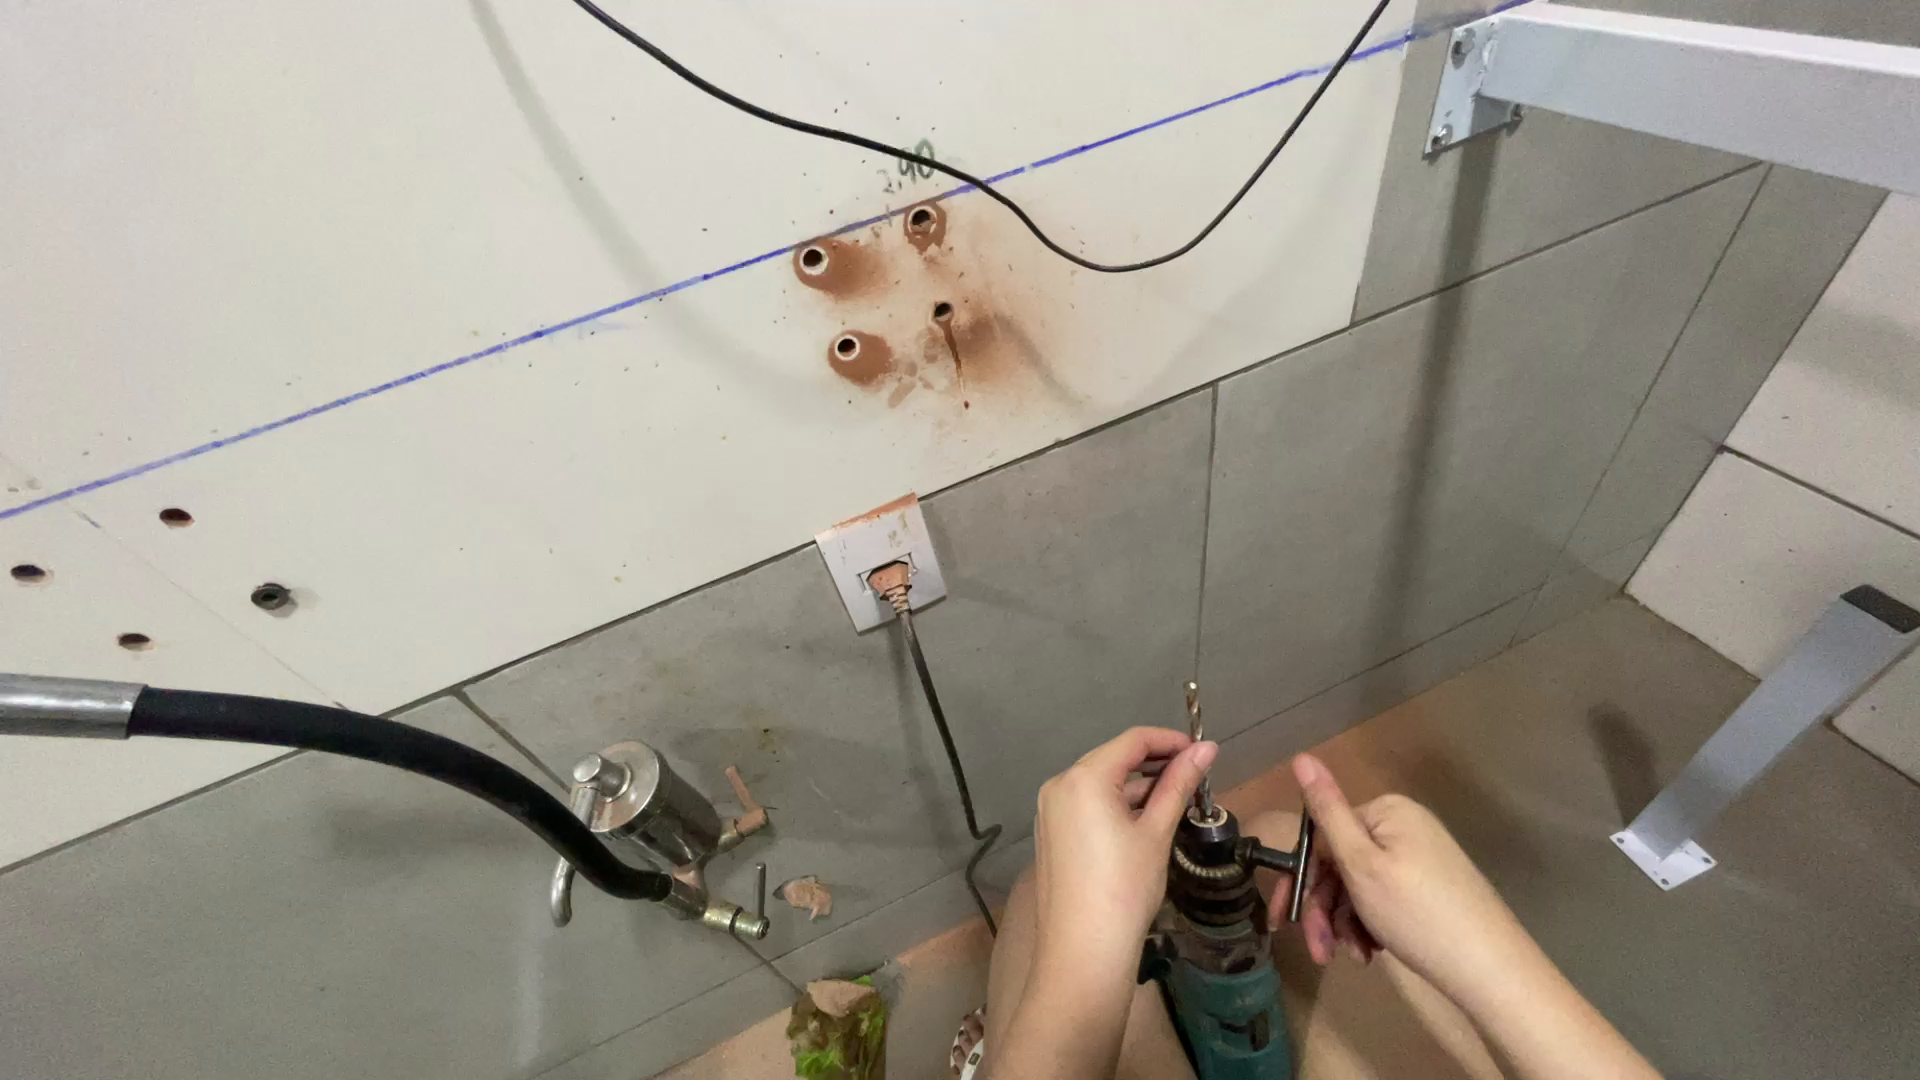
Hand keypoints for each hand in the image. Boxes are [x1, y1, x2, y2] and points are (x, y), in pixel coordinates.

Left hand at [1031, 727, 1216, 970]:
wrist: (1082, 952)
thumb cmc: (1124, 888)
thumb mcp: (1156, 832)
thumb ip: (1179, 785)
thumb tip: (1207, 749)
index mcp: (1083, 777)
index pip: (1132, 740)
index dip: (1169, 741)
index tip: (1201, 751)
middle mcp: (1059, 784)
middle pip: (1112, 758)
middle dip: (1153, 764)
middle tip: (1193, 777)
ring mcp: (1050, 808)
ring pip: (1099, 782)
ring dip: (1136, 786)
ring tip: (1175, 800)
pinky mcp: (1050, 831)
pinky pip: (1086, 804)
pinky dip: (1115, 805)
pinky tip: (1143, 821)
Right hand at [1273, 753, 1537, 1009]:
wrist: (1498, 976)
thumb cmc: (1418, 915)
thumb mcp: (1360, 863)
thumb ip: (1327, 810)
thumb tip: (1301, 755)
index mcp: (1387, 811)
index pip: (1322, 837)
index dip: (1302, 879)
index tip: (1287, 920)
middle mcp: (1405, 827)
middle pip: (1341, 863)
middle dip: (1325, 909)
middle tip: (1322, 951)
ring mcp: (1421, 858)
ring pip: (1359, 885)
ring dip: (1345, 922)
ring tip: (1352, 957)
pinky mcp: (1433, 889)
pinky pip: (1384, 898)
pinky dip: (1370, 924)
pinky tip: (1371, 952)